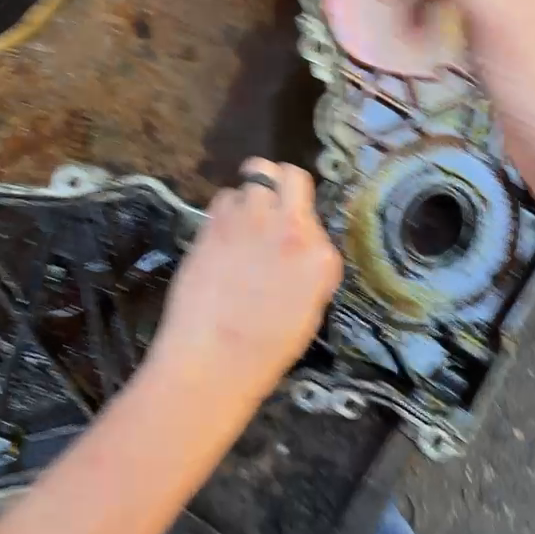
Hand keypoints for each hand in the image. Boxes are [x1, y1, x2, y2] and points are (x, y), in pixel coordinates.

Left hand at [151, 160, 342, 408]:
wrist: (213, 358)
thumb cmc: (264, 351)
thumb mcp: (308, 310)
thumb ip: (308, 268)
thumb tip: (296, 249)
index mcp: (321, 257)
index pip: (317, 216)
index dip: (301, 223)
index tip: (288, 239)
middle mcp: (291, 227)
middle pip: (291, 175)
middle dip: (282, 182)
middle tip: (270, 203)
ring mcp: (252, 218)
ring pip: (256, 176)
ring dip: (251, 195)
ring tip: (241, 221)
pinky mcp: (217, 220)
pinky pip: (225, 196)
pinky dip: (225, 209)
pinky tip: (220, 233)